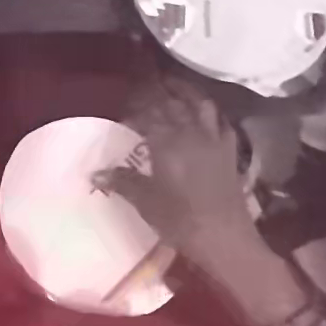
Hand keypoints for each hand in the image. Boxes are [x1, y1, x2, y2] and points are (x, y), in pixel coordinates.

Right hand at [95, 79, 307, 325]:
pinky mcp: (230, 152)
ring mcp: (213, 140)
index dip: (134, 108)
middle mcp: (190, 133)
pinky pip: (221, 123)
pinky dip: (211, 113)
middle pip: (172, 104)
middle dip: (157, 93)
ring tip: (172, 86)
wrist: (225, 239)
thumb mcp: (144, 201)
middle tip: (143, 88)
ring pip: (200, 105)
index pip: (147, 113)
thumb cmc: (179, 221)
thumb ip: (122, 181)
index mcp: (166, 142)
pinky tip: (205, 114)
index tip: (123, 109)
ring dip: (185, 93)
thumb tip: (95, 173)